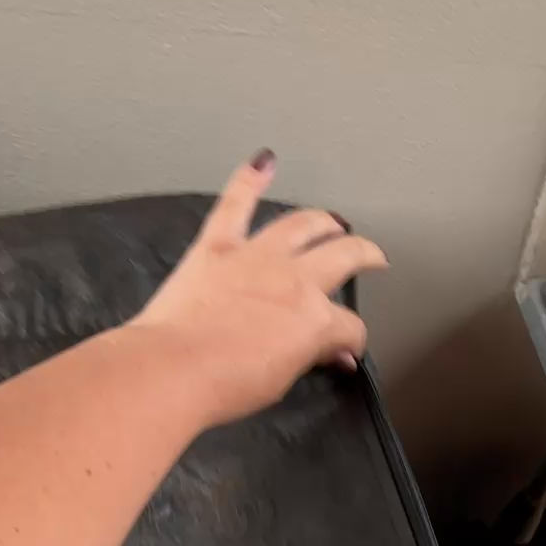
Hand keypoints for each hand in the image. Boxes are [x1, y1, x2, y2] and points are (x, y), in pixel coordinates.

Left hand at [126, 148, 387, 424]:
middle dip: (365, 256)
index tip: (346, 351)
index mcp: (316, 318)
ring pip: (302, 225)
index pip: (350, 327)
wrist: (173, 369)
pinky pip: (236, 204)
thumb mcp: (284, 379)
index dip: (352, 341)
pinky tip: (263, 162)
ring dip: (323, 221)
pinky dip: (249, 179)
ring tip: (334, 224)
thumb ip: (311, 355)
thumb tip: (331, 353)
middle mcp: (295, 278)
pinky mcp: (217, 247)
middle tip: (372, 258)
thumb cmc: (228, 383)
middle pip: (344, 256)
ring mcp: (256, 257)